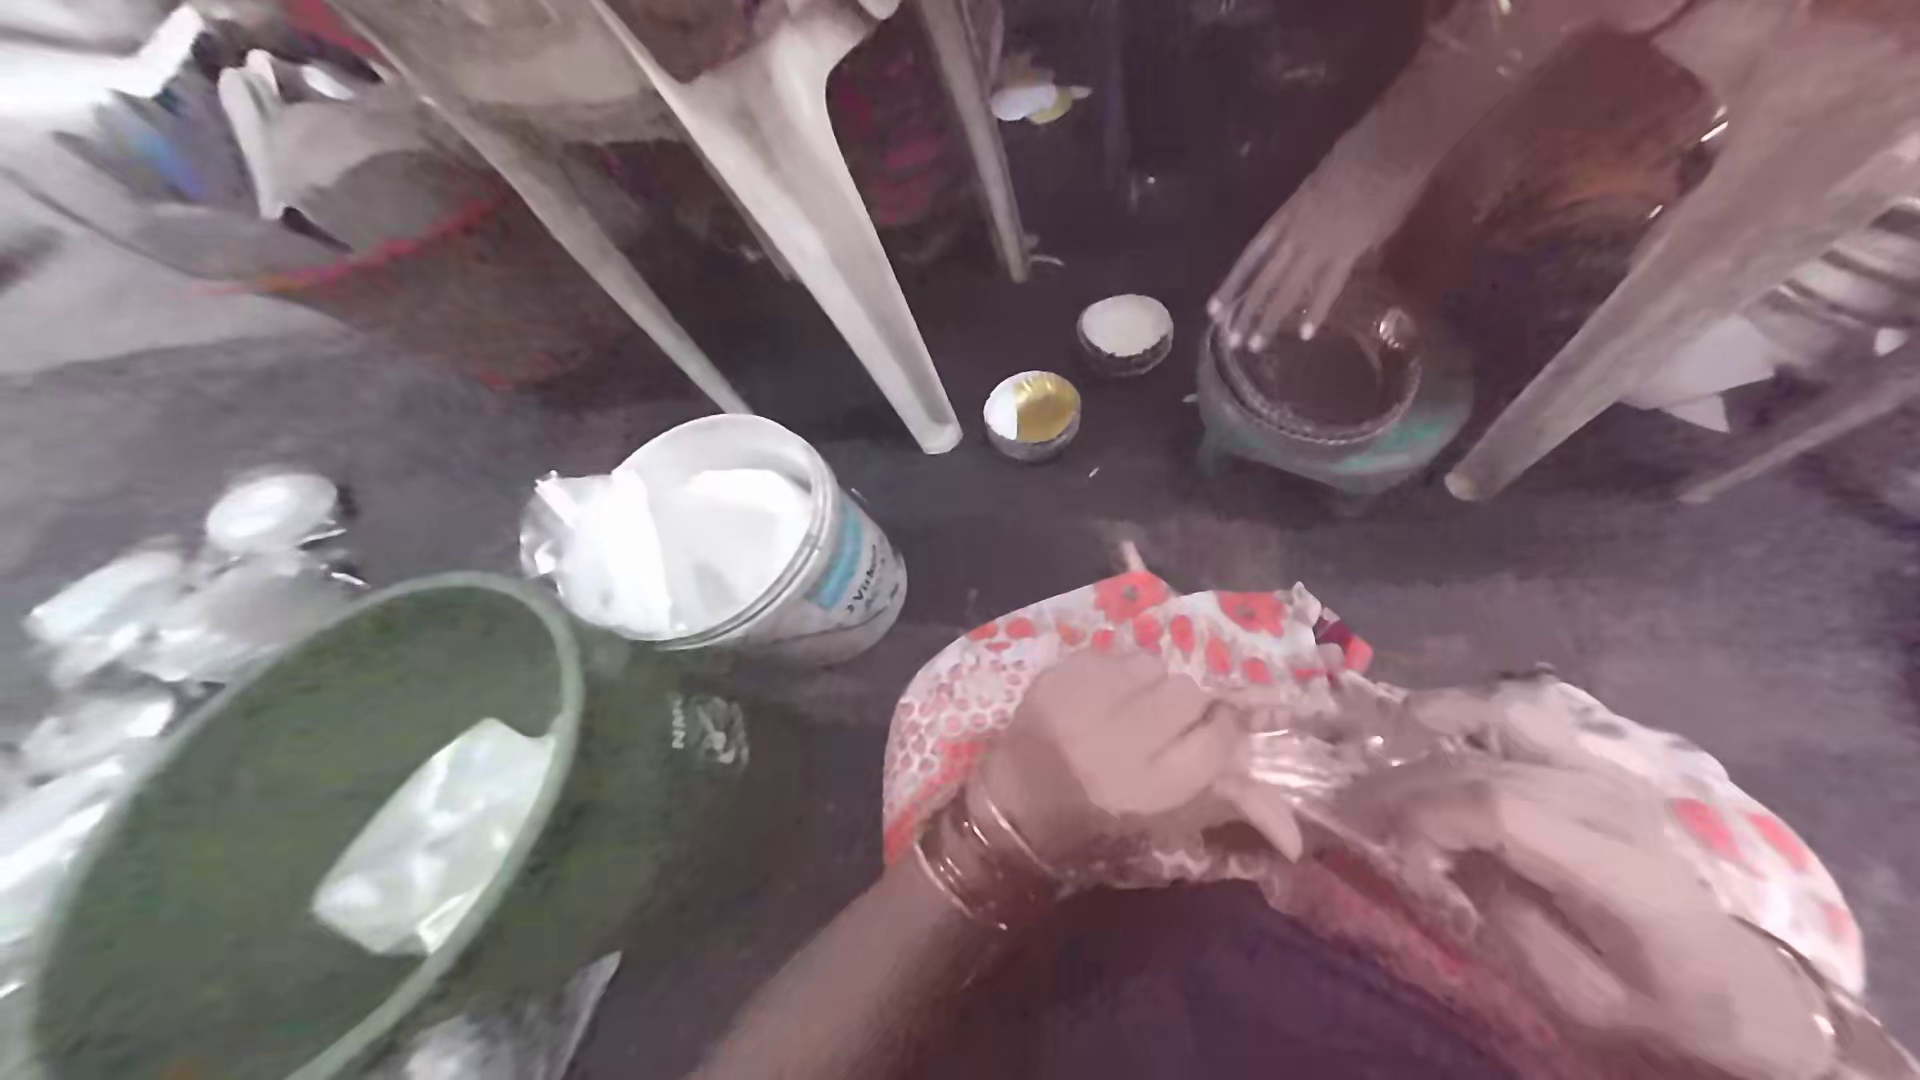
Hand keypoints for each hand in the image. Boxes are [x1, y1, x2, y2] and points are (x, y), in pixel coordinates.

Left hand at [971, 652, 1243, 874]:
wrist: (1012, 805)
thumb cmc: (1094, 823)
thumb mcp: (1162, 824)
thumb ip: (1226, 807)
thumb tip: (1296, 837)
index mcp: (1148, 790)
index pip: (1221, 739)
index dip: (1224, 730)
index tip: (1213, 730)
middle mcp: (1117, 744)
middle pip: (1188, 694)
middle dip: (1186, 704)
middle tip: (1164, 719)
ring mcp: (1080, 703)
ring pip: (1153, 664)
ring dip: (1152, 681)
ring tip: (1130, 704)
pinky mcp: (1055, 676)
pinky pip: (1111, 653)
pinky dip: (1116, 669)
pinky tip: (1100, 693)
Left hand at [1208, 150, 1417, 348]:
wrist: (1387, 144)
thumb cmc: (1359, 153)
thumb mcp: (1316, 185)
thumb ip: (1309, 216)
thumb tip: (1312, 236)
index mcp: (1283, 218)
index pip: (1248, 260)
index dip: (1231, 286)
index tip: (1213, 309)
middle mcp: (1293, 237)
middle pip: (1261, 282)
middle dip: (1244, 313)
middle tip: (1230, 340)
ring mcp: (1318, 246)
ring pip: (1286, 291)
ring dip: (1268, 320)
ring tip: (1254, 346)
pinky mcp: (1347, 251)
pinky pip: (1328, 288)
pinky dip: (1317, 312)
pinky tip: (1304, 334)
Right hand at [1343, 759, 1833, 1079]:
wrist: (1735, 988)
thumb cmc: (1650, 1005)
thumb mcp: (1576, 996)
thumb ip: (1497, 913)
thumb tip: (1430, 850)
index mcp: (1622, 871)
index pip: (1498, 807)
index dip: (1427, 820)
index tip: (1399, 856)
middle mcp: (1610, 802)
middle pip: (1477, 767)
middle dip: (1402, 789)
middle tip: (1356, 815)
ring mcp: (1598, 771)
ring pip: (1484, 726)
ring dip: (1416, 745)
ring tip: (1374, 769)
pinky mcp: (1581, 762)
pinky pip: (1507, 714)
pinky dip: (1453, 711)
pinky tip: (1415, 722)